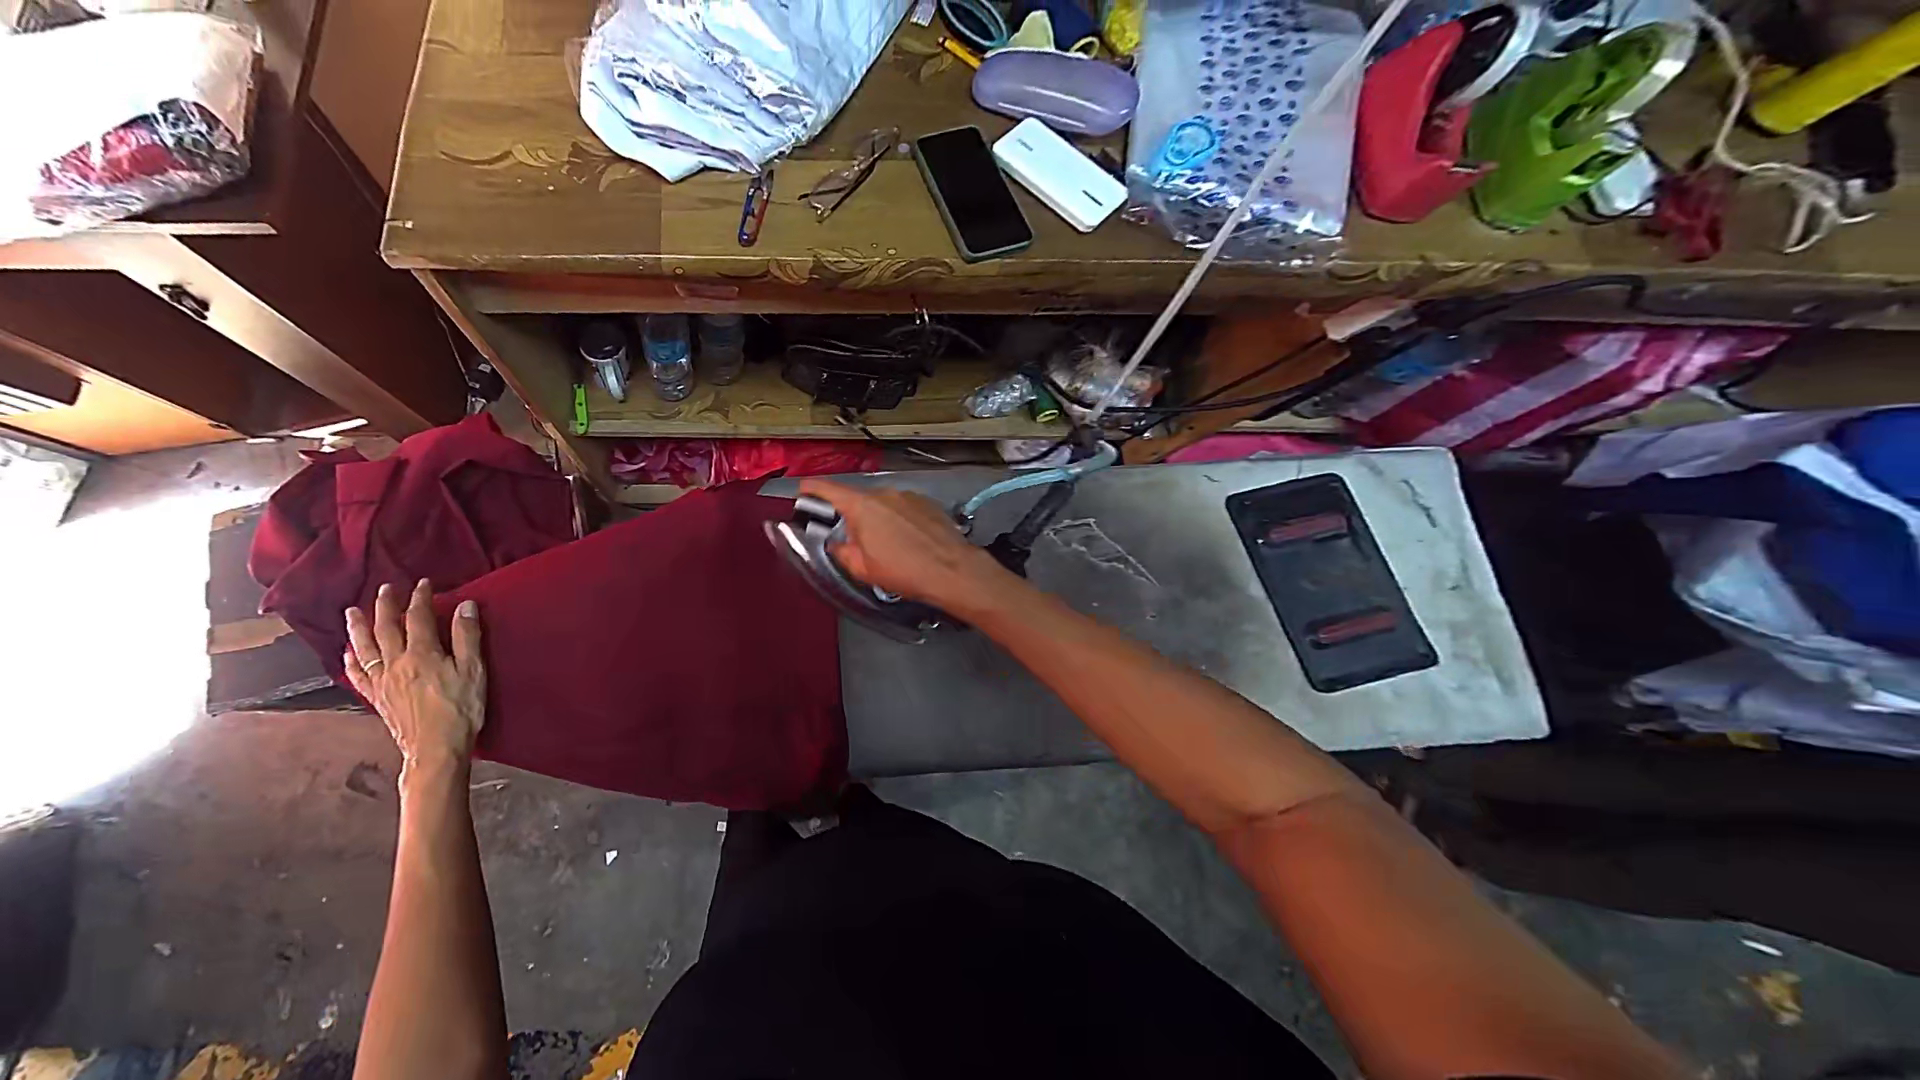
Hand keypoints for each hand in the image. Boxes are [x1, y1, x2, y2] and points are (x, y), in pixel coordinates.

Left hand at [344, 578, 486, 780]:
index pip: (418, 617)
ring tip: (353, 611)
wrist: (436, 747)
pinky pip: (358, 674)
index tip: (423, 584)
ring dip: (359, 627)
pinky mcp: (377, 697)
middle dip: (386, 605)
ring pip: (365, 647)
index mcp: (422, 653)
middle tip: (385, 588)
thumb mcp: (474, 669)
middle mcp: (396, 662)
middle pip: (386, 628)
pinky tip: (348, 652)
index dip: (420, 598)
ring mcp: (382, 681)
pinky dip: (351, 660)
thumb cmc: (461, 708)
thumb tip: (465, 605)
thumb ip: (467, 636)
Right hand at [797, 479, 1014, 611]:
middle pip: (857, 501)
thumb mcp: (863, 569)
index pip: (827, 489)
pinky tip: (908, 545)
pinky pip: (903, 510)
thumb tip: (838, 545)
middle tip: (857, 544)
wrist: (953, 571)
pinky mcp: (927, 503)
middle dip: (853, 520)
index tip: (803, 491)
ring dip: (880, 523)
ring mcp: (908, 496)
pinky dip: (900, 523)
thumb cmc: (909, 572)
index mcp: (862, 507)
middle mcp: (885, 494)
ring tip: (890, 550)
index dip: (810, 489)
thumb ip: (841, 551)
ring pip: (883, 506)